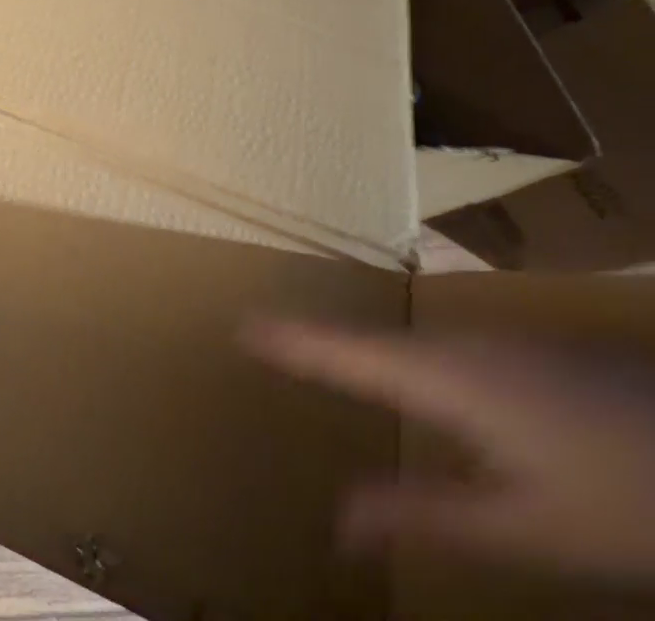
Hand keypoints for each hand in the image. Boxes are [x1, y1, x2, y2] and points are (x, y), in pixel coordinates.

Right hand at [246, 320, 654, 580]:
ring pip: (424, 340)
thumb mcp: (530, 528)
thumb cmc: (636, 500)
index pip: (341, 349)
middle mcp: (475, 345)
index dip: (289, 340)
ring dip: (377, 349)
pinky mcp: (561, 353)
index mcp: (446, 376)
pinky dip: (428, 361)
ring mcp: (523, 343)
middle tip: (278, 344)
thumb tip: (334, 524)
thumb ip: (425, 517)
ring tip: (340, 358)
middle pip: (378, 338)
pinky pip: (467, 348)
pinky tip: (440, 383)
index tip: (239, 325)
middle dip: (325, 342)